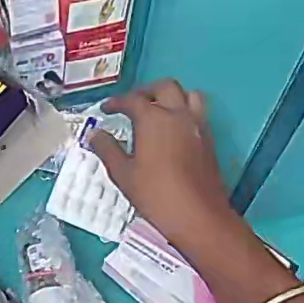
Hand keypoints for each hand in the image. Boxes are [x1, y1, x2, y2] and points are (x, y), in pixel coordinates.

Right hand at [89, 80, 242, 252]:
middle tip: (132, 104)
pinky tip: (172, 130)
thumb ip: (107, 149)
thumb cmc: (155, 194)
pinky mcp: (208, 139)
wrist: (197, 215)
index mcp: (154, 119)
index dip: (116, 102)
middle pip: (164, 87)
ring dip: (170, 96)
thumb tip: (95, 134)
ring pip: (187, 94)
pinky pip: (197, 112)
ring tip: (157, 110)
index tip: (106, 108)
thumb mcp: (123, 173)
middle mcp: (179, 115)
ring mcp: (198, 125)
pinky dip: (183, 111)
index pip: (133, 100)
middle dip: (146, 91)